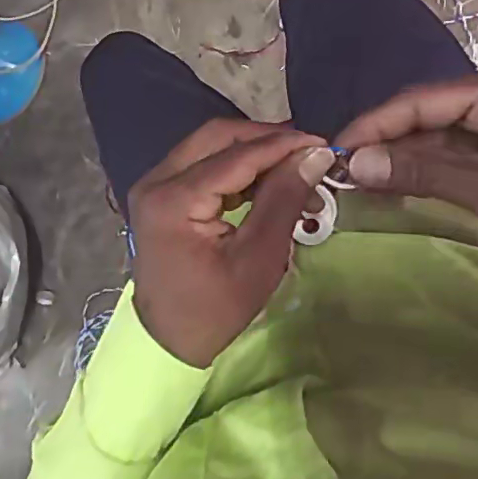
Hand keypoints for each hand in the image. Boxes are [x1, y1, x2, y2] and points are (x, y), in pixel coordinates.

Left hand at [129, 119, 333, 366]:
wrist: (167, 342)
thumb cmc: (214, 309)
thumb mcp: (257, 259)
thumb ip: (283, 200)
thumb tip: (315, 155)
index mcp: (173, 199)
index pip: (235, 155)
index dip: (282, 145)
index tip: (323, 144)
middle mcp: (156, 181)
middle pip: (216, 137)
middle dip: (265, 139)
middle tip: (307, 151)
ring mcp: (154, 186)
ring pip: (208, 147)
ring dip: (252, 153)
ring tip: (293, 170)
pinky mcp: (160, 195)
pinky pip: (201, 165)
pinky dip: (235, 168)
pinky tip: (266, 183)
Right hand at [334, 65, 477, 302]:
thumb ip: (423, 172)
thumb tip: (352, 161)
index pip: (425, 98)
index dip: (376, 124)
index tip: (335, 150)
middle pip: (433, 114)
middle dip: (389, 142)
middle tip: (345, 172)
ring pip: (446, 137)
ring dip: (409, 160)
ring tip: (366, 183)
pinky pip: (465, 157)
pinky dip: (435, 173)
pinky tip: (406, 189)